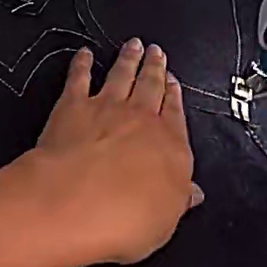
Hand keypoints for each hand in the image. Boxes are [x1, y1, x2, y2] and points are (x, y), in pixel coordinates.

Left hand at [20, 38, 201, 265]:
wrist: (76, 200)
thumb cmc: (124, 218)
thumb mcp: (165, 221)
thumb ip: (178, 200)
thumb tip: (193, 193)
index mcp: (169, 145)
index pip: (175, 114)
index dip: (174, 95)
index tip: (174, 81)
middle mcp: (140, 118)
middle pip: (151, 86)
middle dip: (155, 67)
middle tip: (156, 51)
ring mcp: (106, 107)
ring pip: (122, 74)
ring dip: (128, 58)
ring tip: (133, 45)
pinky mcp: (74, 104)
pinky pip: (80, 77)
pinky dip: (83, 63)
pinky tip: (85, 53)